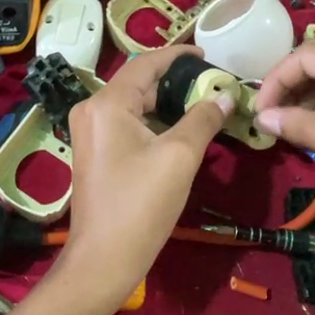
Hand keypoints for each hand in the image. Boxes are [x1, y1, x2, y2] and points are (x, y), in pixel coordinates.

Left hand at [58, 45, 230, 304]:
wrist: (103, 259)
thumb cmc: (140, 204)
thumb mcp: (179, 157)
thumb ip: (202, 120)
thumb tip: (223, 97)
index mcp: (106, 103)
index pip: (145, 64)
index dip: (178, 56)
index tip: (207, 55)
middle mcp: (92, 110)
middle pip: (138, 83)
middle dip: (176, 82)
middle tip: (213, 84)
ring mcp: (90, 133)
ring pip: (134, 105)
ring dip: (167, 103)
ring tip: (204, 104)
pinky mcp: (96, 153)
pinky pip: (128, 124)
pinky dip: (155, 122)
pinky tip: (181, 130)